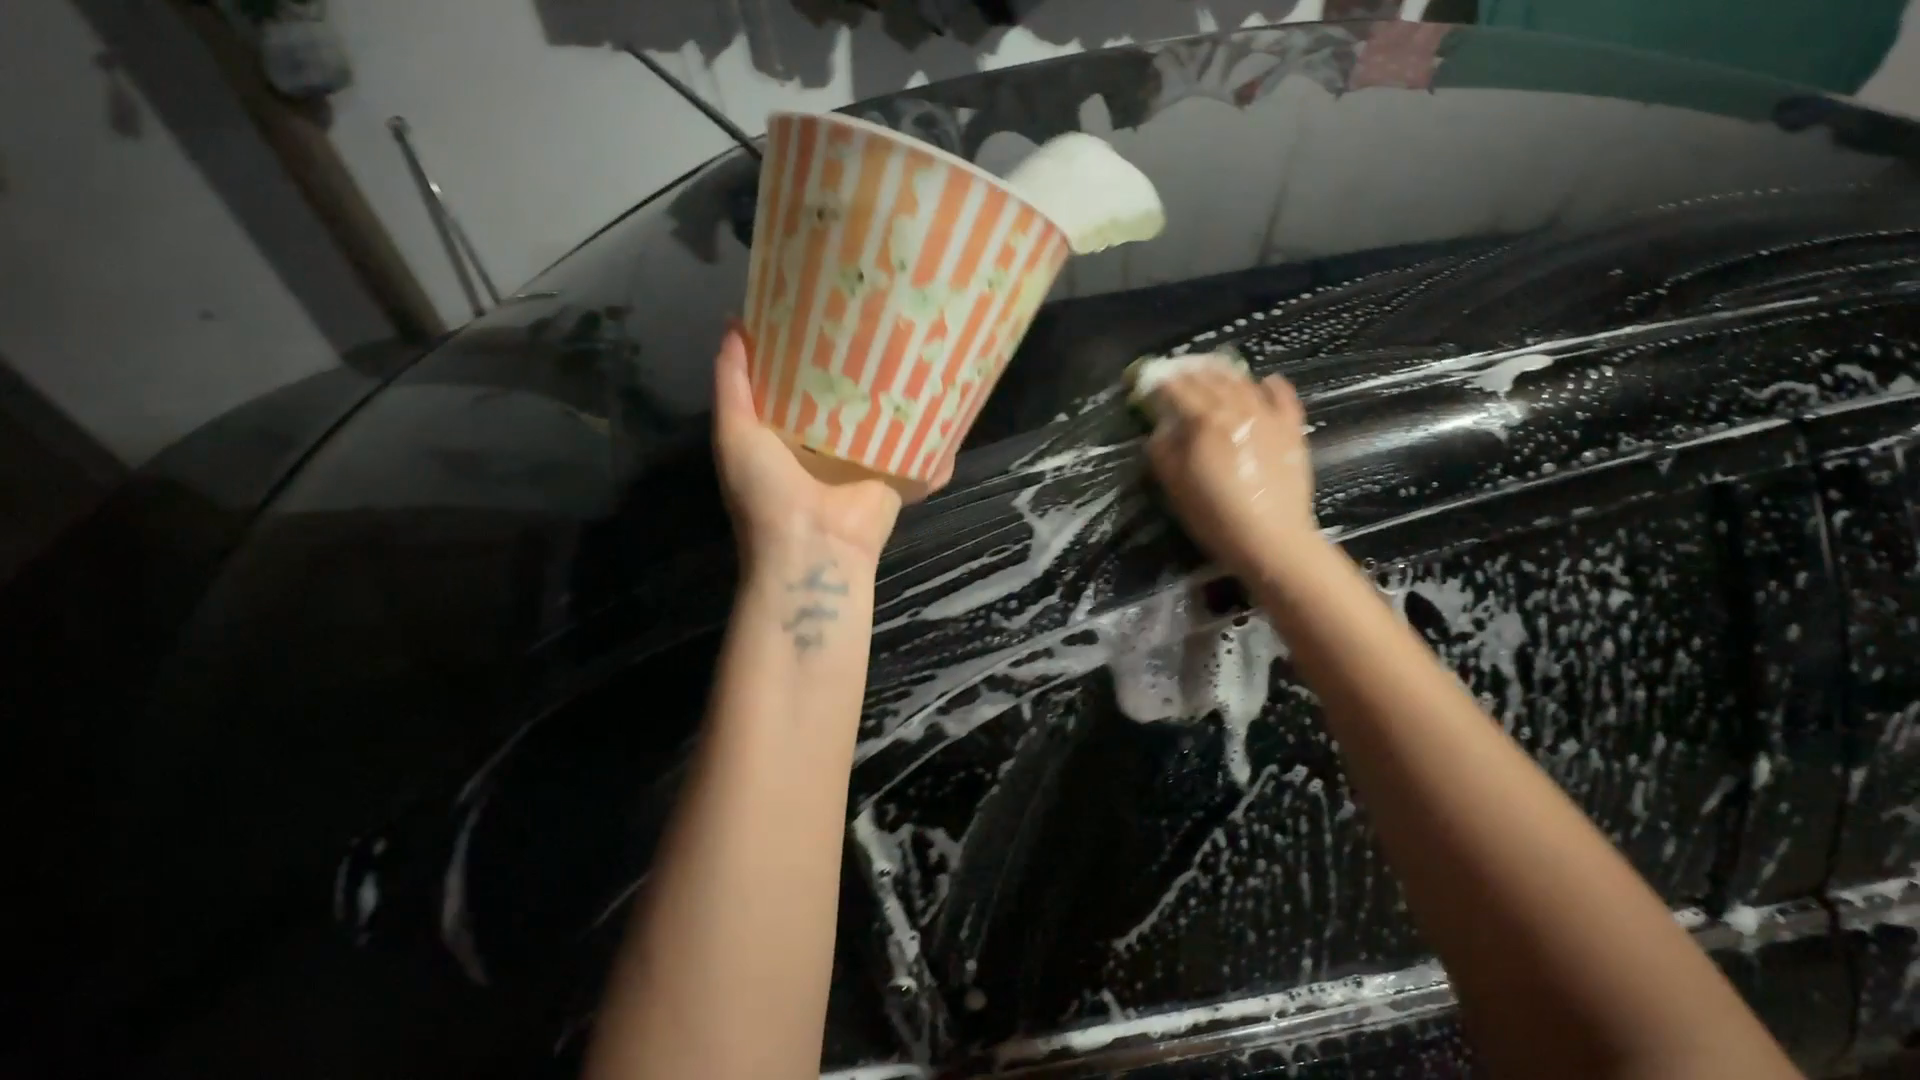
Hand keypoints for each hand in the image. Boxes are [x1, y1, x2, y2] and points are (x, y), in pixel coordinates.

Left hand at [712, 325, 952, 569]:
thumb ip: (732, 383)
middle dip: (867, 366)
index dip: (812, 346)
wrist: (812, 550)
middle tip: (889, 316)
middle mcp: (829, 445)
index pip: (802, 380)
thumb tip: (734, 322)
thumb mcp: (734, 432)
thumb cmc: (767, 491)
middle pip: (853, 398)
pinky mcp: (898, 478)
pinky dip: (942, 442)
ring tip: (931, 351)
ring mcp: (867, 462)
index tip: (829, 302)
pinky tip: (959, 405)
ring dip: (909, 397)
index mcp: (789, 432)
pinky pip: (924, 456)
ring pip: (892, 423)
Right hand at [1145, 366, 1319, 582]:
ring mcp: (1268, 416)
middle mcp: (1236, 408)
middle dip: (1191, 374)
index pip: (1176, 390)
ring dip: (1225, 374)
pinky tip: (1268, 381)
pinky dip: (1273, 386)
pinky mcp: (1291, 430)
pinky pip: (1284, 398)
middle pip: (1210, 380)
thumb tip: (1160, 429)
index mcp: (1203, 420)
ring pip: (1244, 383)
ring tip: (1214, 370)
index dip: (1160, 384)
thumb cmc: (1214, 516)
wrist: (1271, 539)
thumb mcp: (1174, 486)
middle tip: (1178, 372)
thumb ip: (1163, 451)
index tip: (1149, 383)